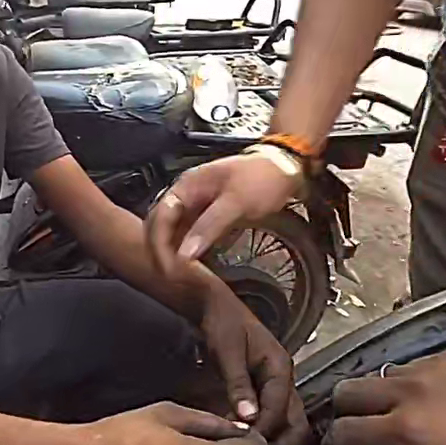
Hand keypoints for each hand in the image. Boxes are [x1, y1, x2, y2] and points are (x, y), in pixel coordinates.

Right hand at [147, 153, 304, 279]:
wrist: (286, 168)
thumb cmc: (261, 179)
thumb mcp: (236, 202)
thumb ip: (208, 226)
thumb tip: (184, 255)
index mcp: (186, 186)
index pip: (159, 217)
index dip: (159, 243)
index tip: (167, 268)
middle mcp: (185, 196)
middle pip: (161, 226)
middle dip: (161, 250)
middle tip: (172, 276)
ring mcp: (196, 206)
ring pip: (173, 233)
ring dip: (174, 252)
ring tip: (181, 276)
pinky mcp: (208, 216)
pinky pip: (189, 236)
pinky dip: (188, 250)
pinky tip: (194, 266)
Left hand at [197, 284, 308, 444]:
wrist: (214, 305)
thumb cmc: (222, 322)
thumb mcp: (228, 351)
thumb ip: (238, 383)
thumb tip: (249, 418)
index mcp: (280, 367)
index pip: (281, 409)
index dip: (265, 430)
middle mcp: (284, 378)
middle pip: (295, 423)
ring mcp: (275, 384)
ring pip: (286, 423)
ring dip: (273, 442)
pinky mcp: (263, 388)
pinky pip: (271, 416)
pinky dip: (262, 431)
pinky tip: (244, 441)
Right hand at [322, 347, 445, 444]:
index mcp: (406, 433)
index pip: (341, 433)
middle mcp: (412, 389)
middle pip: (347, 391)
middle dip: (350, 418)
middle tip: (373, 442)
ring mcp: (438, 366)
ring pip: (381, 376)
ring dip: (385, 401)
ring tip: (418, 426)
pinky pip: (418, 365)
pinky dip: (418, 387)